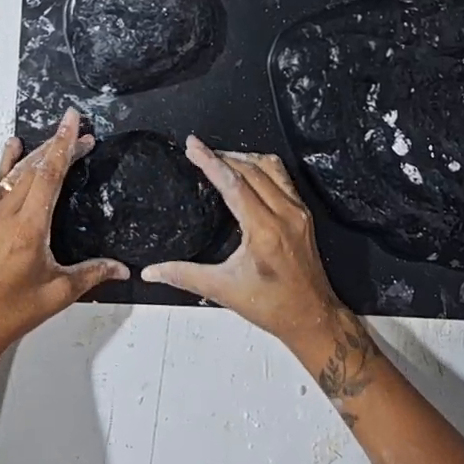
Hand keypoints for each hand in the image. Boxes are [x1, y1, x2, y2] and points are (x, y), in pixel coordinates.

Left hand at [0, 108, 127, 359]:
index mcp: (29, 227)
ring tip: (56, 138)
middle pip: (35, 167)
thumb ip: (92, 274)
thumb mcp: (59, 293)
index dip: (64, 144)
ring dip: (38, 152)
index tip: (73, 121)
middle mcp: (7, 214)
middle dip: (59, 146)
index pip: (50, 174)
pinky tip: (13, 150)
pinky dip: (8, 163)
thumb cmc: (11, 311)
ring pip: (16, 172)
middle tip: (80, 133)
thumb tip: (122, 268)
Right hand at [143, 137, 346, 349]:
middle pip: (250, 170)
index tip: (192, 146)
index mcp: (265, 231)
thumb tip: (151, 272)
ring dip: (242, 157)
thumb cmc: (272, 306)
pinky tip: (246, 169)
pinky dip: (261, 166)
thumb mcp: (223, 290)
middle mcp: (285, 215)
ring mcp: (297, 212)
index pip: (234, 184)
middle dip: (221, 155)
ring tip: (219, 156)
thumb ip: (184, 275)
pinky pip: (282, 177)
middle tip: (197, 148)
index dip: (210, 162)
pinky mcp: (303, 214)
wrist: (312, 317)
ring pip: (269, 167)